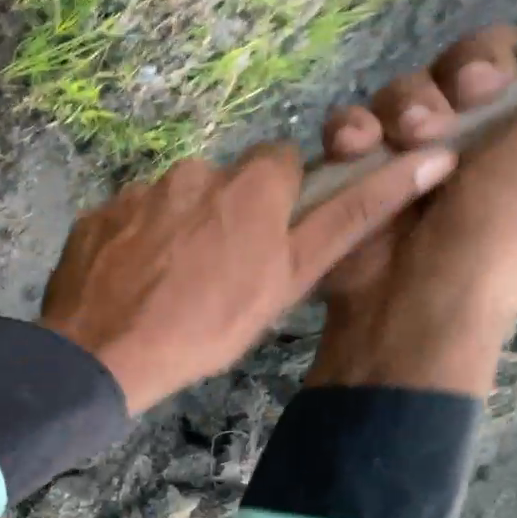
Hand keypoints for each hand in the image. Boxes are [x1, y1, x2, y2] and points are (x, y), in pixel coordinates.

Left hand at [40, 143, 454, 413]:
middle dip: (215, 213)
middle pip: (215, 183)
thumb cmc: (200, 328)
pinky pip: (118, 221)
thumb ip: (351, 216)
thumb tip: (429, 159)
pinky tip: (120, 281)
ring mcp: (130, 197)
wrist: (97, 358)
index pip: (277, 163)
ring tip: (157, 281)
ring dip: (166, 228)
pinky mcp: (88, 220)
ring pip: (163, 202)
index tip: (260, 239)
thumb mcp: (287, 280)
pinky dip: (123, 243)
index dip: (272, 199)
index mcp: (249, 184)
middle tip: (203, 270)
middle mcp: (188, 175)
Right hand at [311, 26, 516, 395]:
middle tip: (443, 118)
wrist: (412, 288)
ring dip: (397, 107)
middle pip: (465, 58)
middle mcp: (482, 124)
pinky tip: (349, 149)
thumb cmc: (508, 218)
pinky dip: (345, 130)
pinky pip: (346, 124)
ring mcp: (413, 147)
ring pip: (403, 89)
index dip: (507, 53)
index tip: (496, 81)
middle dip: (453, 76)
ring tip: (396, 140)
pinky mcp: (356, 168)